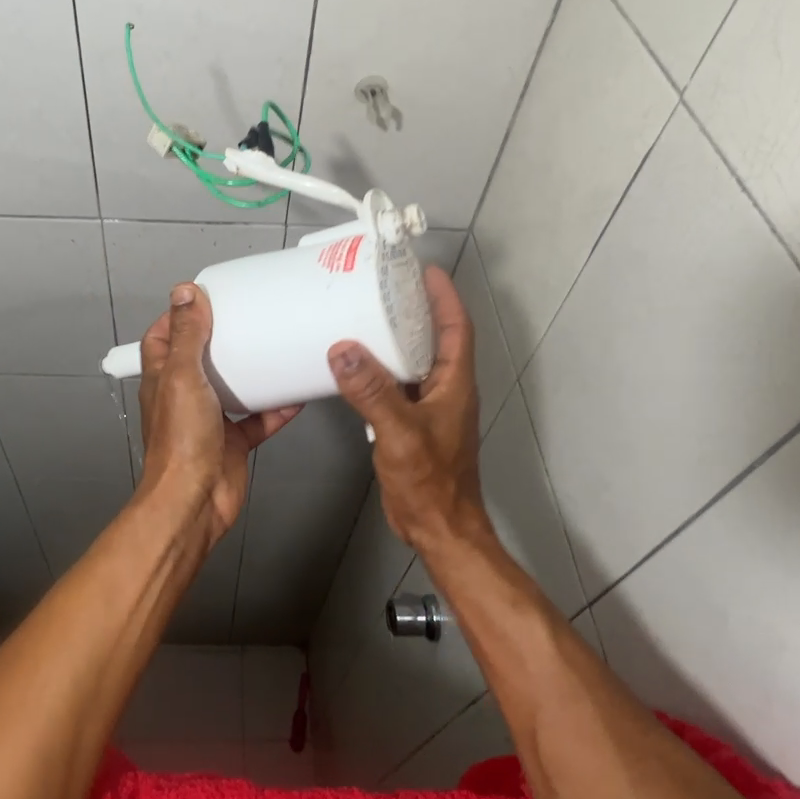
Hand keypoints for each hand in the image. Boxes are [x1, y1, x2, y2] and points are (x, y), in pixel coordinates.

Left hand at [138, 283, 301, 547]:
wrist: (197, 498)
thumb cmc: (180, 441)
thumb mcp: (182, 376)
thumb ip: (186, 336)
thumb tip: (184, 293)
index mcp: (163, 378)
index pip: (162, 339)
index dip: (178, 317)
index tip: (204, 298)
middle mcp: (184, 397)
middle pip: (201, 360)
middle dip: (223, 340)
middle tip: (249, 318)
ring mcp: (209, 420)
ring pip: (233, 388)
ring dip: (252, 372)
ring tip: (275, 348)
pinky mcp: (234, 441)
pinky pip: (258, 419)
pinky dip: (276, 408)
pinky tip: (295, 395)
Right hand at [327, 265, 486, 549]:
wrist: (439, 529)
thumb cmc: (430, 480)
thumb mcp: (399, 432)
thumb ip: (372, 392)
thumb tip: (342, 349)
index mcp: (455, 382)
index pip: (457, 327)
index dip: (444, 296)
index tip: (422, 269)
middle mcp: (445, 389)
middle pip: (433, 338)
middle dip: (413, 310)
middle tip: (380, 286)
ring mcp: (429, 408)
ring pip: (412, 362)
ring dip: (393, 339)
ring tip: (361, 317)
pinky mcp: (411, 425)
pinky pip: (395, 386)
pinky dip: (377, 371)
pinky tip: (352, 367)